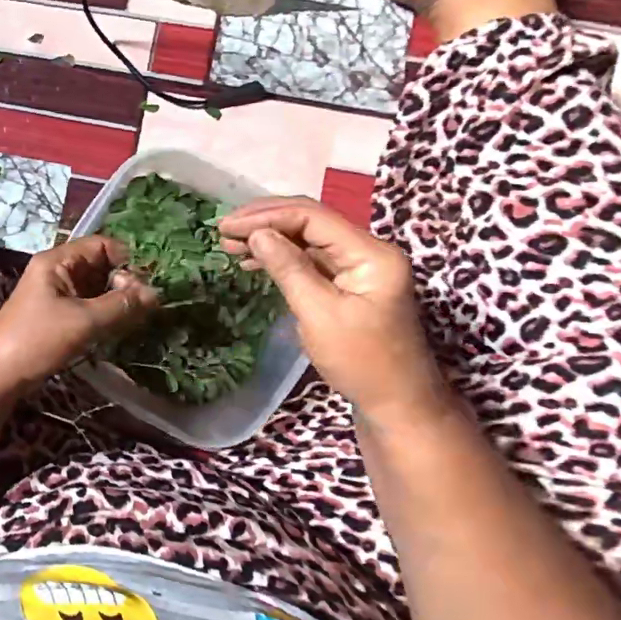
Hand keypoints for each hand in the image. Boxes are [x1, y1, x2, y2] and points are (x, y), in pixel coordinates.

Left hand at [0, 236, 159, 388]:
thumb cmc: (38, 339)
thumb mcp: (84, 321)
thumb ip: (121, 306)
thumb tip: (156, 293)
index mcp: (57, 261)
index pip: (101, 245)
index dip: (127, 259)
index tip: (150, 282)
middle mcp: (57, 271)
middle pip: (101, 265)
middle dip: (125, 282)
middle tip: (148, 305)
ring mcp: (57, 293)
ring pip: (96, 287)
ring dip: (117, 300)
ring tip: (140, 317)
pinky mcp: (58, 314)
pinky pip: (89, 305)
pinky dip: (106, 313)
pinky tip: (122, 327)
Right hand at [218, 197, 446, 424]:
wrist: (397, 403)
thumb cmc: (361, 360)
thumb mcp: (319, 313)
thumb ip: (288, 268)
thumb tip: (256, 233)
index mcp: (370, 254)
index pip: (311, 217)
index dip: (265, 216)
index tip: (226, 226)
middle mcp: (367, 250)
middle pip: (309, 220)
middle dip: (264, 221)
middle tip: (223, 230)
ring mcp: (358, 265)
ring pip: (305, 237)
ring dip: (267, 236)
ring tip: (229, 244)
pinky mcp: (347, 280)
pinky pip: (308, 256)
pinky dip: (278, 255)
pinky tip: (252, 260)